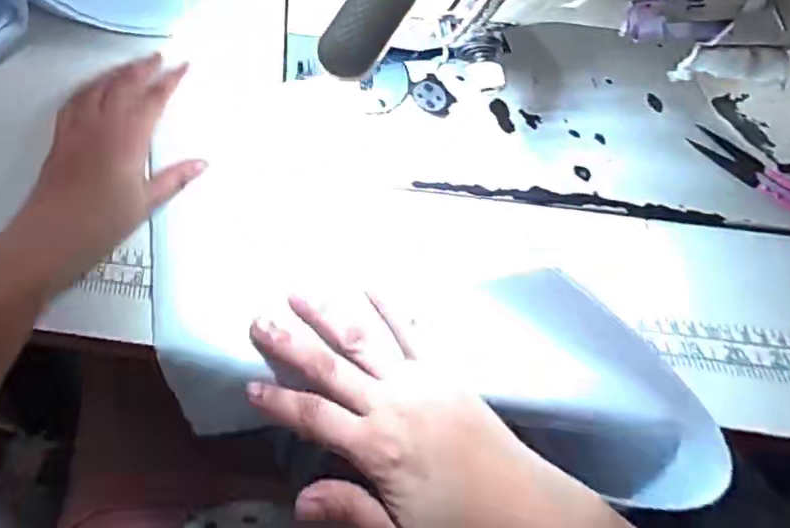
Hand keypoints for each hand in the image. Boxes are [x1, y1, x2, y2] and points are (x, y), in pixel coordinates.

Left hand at [0, 54, 203, 296]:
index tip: (183, 66)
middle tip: (158, 57)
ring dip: (117, 72)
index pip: (153, 99)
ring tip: (131, 65)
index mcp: (128, 139)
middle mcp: (103, 124)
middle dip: (143, 67)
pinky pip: (75, 99)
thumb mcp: (144, 204)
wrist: (50, 234)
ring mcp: (78, 126)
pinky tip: (93, 86)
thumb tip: (202, 163)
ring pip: (99, 86)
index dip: (169, 80)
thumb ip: (173, 179)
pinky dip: (88, 86)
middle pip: (124, 84)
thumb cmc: (100, 224)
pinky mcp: (60, 134)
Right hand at [248, 296, 624, 527]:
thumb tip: (298, 499)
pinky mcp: (444, 372)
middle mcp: (390, 404)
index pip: (315, 417)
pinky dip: (390, 308)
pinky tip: (369, 285)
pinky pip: (412, 334)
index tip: (250, 387)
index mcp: (379, 447)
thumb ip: (352, 511)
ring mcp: (417, 381)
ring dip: (327, 314)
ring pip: (361, 340)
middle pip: (329, 368)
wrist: (538, 517)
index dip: (280, 402)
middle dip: (290, 343)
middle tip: (259, 318)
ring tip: (297, 291)